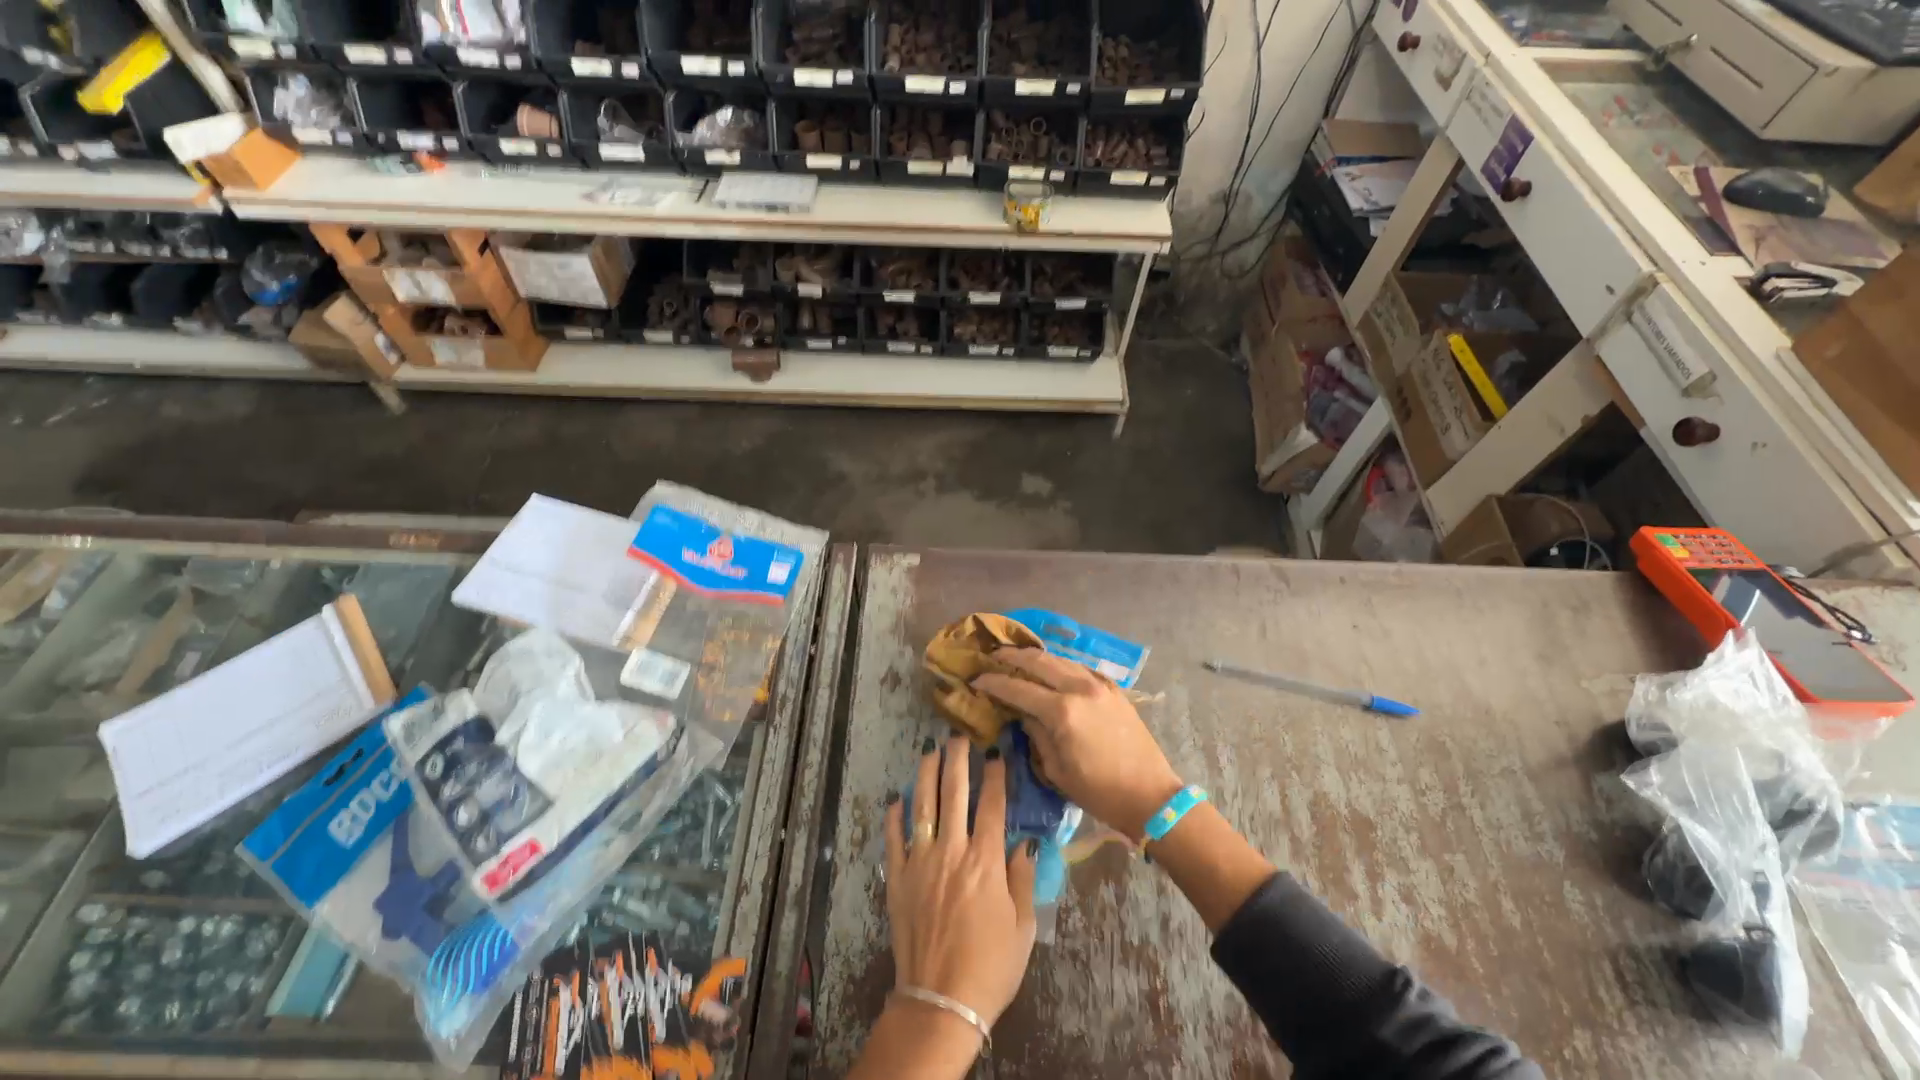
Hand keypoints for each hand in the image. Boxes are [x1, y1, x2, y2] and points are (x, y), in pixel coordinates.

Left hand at [884, 735, 1038, 1029]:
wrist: (941, 999)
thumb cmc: (992, 966)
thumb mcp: (1024, 925)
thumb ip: (1022, 878)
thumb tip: (1025, 841)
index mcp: (986, 861)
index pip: (993, 805)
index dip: (996, 775)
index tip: (996, 752)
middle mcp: (951, 852)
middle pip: (953, 794)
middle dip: (957, 760)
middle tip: (959, 736)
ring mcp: (919, 863)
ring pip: (922, 806)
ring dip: (926, 775)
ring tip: (929, 750)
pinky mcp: (897, 879)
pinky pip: (893, 838)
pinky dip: (895, 815)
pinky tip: (897, 798)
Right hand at [973, 647, 1184, 841]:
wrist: (1149, 795)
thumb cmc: (1098, 791)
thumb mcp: (1056, 769)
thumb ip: (1035, 734)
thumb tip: (1021, 714)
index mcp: (1062, 712)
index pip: (1018, 688)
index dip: (993, 683)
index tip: (975, 679)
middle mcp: (1080, 689)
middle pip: (1039, 662)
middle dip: (1012, 657)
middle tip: (992, 656)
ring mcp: (1100, 685)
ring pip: (1061, 660)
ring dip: (1036, 657)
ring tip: (1017, 658)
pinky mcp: (1113, 689)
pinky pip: (1080, 668)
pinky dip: (1060, 665)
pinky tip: (1051, 669)